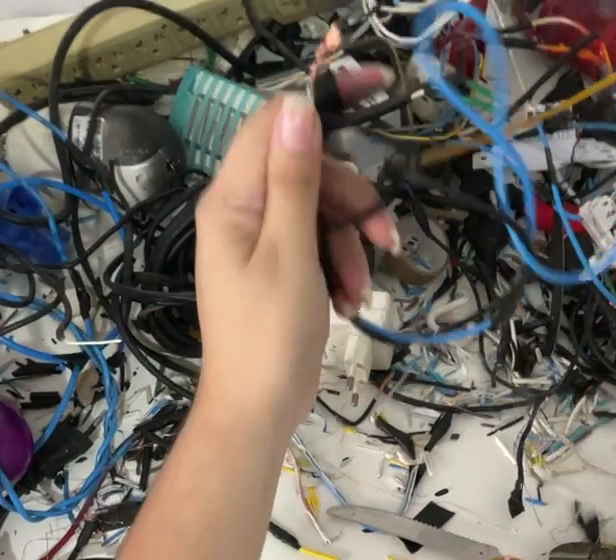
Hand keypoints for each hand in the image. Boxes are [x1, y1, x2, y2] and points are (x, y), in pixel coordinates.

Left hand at [193, 69, 399, 436]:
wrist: (258, 411)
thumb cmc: (269, 336)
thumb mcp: (289, 252)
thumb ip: (294, 180)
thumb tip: (298, 107)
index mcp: (233, 200)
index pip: (275, 125)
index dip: (321, 104)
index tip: (374, 91)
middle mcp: (244, 214)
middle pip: (309, 172)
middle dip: (352, 204)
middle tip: (382, 239)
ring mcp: (263, 245)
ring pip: (322, 214)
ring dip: (351, 247)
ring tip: (358, 291)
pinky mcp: (282, 273)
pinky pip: (319, 249)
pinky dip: (340, 271)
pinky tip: (348, 303)